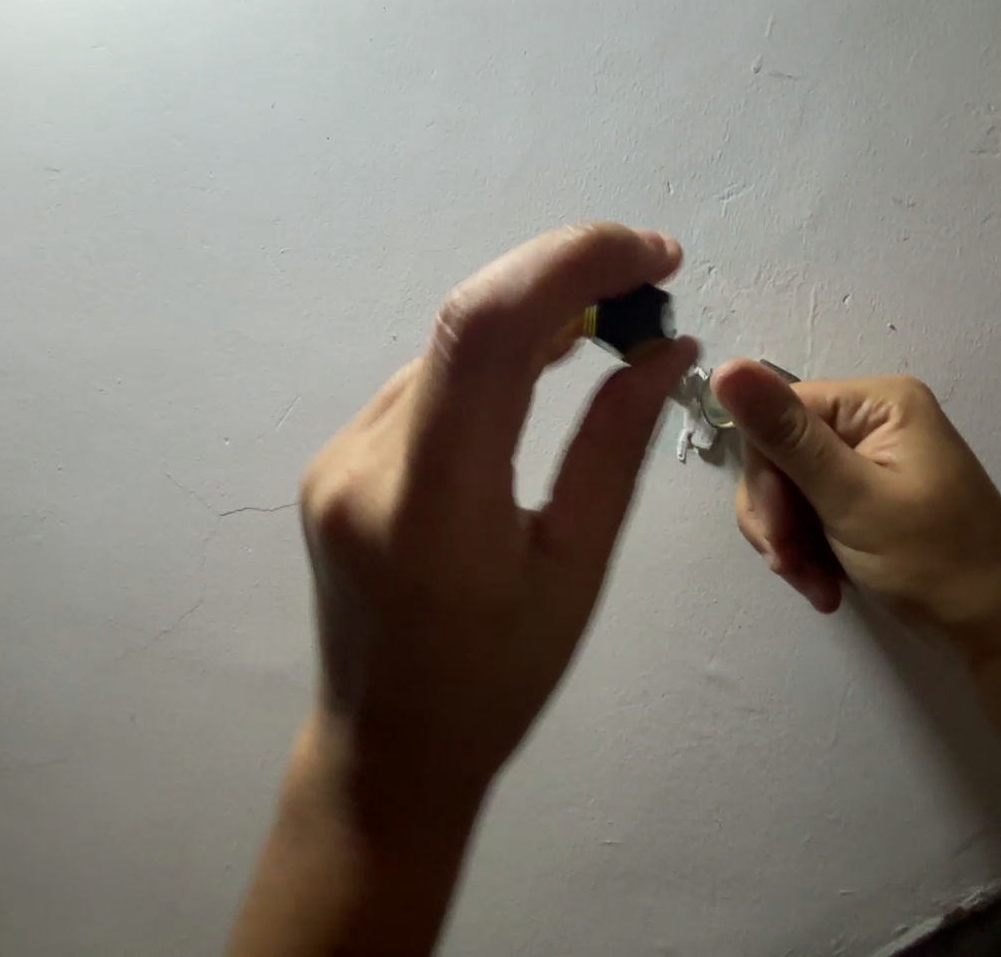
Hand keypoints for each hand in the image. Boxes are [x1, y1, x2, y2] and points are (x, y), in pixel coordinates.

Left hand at [301, 224, 697, 813]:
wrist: (388, 746)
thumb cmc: (496, 682)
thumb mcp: (577, 569)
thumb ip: (614, 445)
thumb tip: (663, 350)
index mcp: (432, 505)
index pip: (486, 330)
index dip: (572, 264)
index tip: (651, 255)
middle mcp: (365, 465)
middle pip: (463, 321)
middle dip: (562, 278)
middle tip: (644, 282)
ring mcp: (339, 458)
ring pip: (444, 350)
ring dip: (528, 319)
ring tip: (606, 323)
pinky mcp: (337, 461)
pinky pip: (424, 384)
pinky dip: (488, 360)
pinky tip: (536, 369)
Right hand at [711, 362, 1000, 658]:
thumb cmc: (935, 563)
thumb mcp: (850, 497)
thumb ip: (785, 435)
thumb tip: (725, 366)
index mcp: (875, 403)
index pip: (776, 414)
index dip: (764, 474)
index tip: (774, 533)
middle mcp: (868, 421)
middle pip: (776, 455)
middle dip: (776, 518)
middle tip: (790, 566)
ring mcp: (866, 460)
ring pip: (784, 489)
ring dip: (788, 542)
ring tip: (815, 585)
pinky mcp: (863, 496)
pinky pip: (805, 511)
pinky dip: (805, 550)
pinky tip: (823, 584)